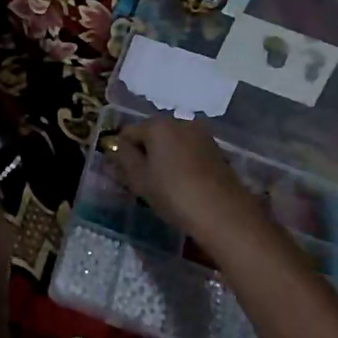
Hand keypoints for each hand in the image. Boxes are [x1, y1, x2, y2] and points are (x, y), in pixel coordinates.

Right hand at [108, 117, 264, 240]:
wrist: (223, 214)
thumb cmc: (173, 194)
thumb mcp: (139, 178)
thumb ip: (123, 157)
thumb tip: (113, 145)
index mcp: (158, 126)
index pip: (127, 132)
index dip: (119, 152)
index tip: (121, 174)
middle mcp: (181, 122)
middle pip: (151, 134)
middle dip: (142, 153)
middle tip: (139, 180)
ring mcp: (202, 135)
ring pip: (170, 143)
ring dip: (161, 158)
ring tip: (160, 184)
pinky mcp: (216, 150)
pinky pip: (187, 151)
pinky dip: (179, 162)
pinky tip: (180, 184)